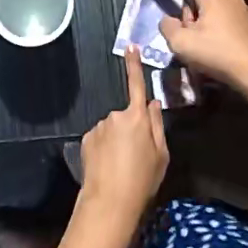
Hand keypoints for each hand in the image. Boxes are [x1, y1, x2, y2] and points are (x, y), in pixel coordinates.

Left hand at [78, 46, 167, 217]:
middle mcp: (116, 116)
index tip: (130, 46)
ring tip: (122, 166)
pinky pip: (100, 139)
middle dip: (131, 130)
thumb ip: (157, 125)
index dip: (134, 65)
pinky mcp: (86, 139)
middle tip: (138, 156)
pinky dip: (104, 149)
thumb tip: (153, 103)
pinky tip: (108, 166)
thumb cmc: (143, 179)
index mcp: (138, 117)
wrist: (110, 201)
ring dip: (117, 141)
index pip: (136, 85)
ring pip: (112, 129)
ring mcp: (99, 127)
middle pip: (127, 116)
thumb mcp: (161, 155)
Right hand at [153, 0, 247, 90]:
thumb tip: (169, 21)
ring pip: (208, 9)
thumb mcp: (182, 44)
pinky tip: (216, 53)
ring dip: (198, 25)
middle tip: (188, 40)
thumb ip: (167, 27)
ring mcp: (241, 9)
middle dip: (186, 15)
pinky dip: (212, 32)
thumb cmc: (220, 55)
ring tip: (203, 51)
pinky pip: (221, 19)